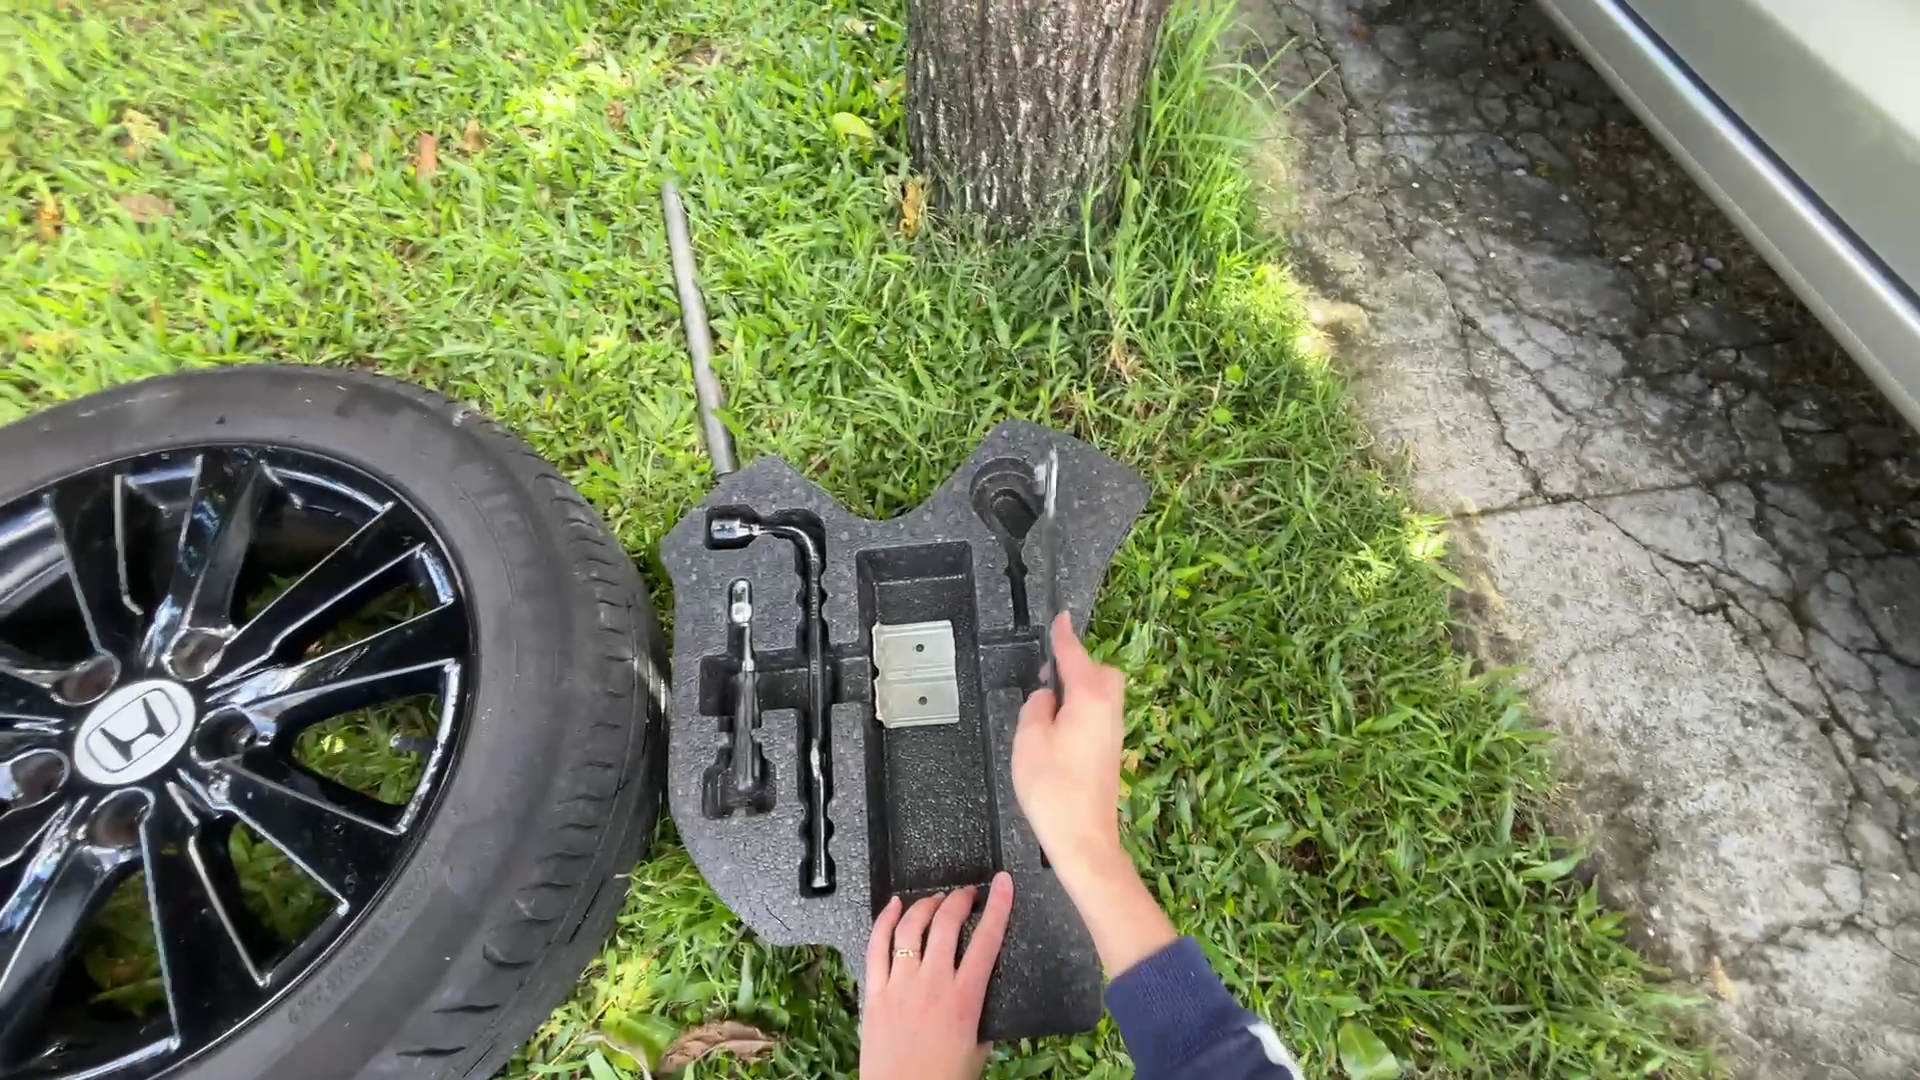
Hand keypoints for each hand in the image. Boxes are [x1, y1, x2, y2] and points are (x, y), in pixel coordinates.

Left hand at [859, 872, 1013, 1079]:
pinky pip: (876, 946)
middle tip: (966, 894)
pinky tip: (894, 905)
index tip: (1004, 882)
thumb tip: (983, 985)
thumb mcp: (978, 1048)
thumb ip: (981, 1012)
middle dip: (959, 899)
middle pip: (947, 923)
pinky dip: (885, 919)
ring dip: (926, 905)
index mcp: (964, 998)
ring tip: (936, 899)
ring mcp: (900, 985)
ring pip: (911, 927)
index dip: (999, 906)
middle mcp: (932, 984)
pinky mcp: (874, 992)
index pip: (987, 940)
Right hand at [1013, 613, 1128, 883]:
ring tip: (1048, 703)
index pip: (1075, 655)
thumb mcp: (1029, 739)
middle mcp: (1109, 710)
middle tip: (1047, 675)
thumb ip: (1036, 707)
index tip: (1061, 618)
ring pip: (1101, 694)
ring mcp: (1113, 731)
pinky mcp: (1111, 750)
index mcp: (1090, 698)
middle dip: (1077, 666)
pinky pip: (1099, 713)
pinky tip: (1059, 726)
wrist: (1083, 837)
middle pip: (1100, 672)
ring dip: (1079, 689)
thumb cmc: (1053, 788)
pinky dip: (1082, 708)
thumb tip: (1047, 697)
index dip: (1064, 636)